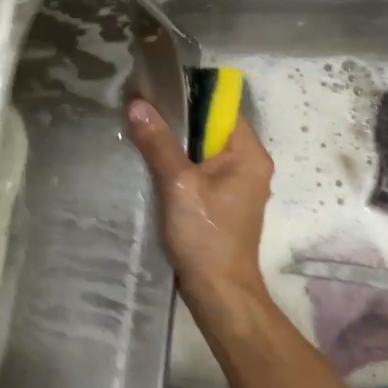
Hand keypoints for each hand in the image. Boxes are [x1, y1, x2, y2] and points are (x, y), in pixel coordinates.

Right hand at [124, 98, 274, 302]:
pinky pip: (199, 172)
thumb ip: (159, 143)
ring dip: (174, 146)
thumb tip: (137, 104)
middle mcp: (249, 165)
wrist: (218, 292)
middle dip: (176, 123)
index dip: (189, 98)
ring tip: (141, 138)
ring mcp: (236, 185)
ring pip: (201, 151)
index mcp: (249, 154)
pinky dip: (178, 168)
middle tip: (140, 116)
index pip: (222, 108)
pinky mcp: (221, 203)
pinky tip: (152, 169)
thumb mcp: (179, 184)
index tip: (155, 94)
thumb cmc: (205, 236)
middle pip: (209, 128)